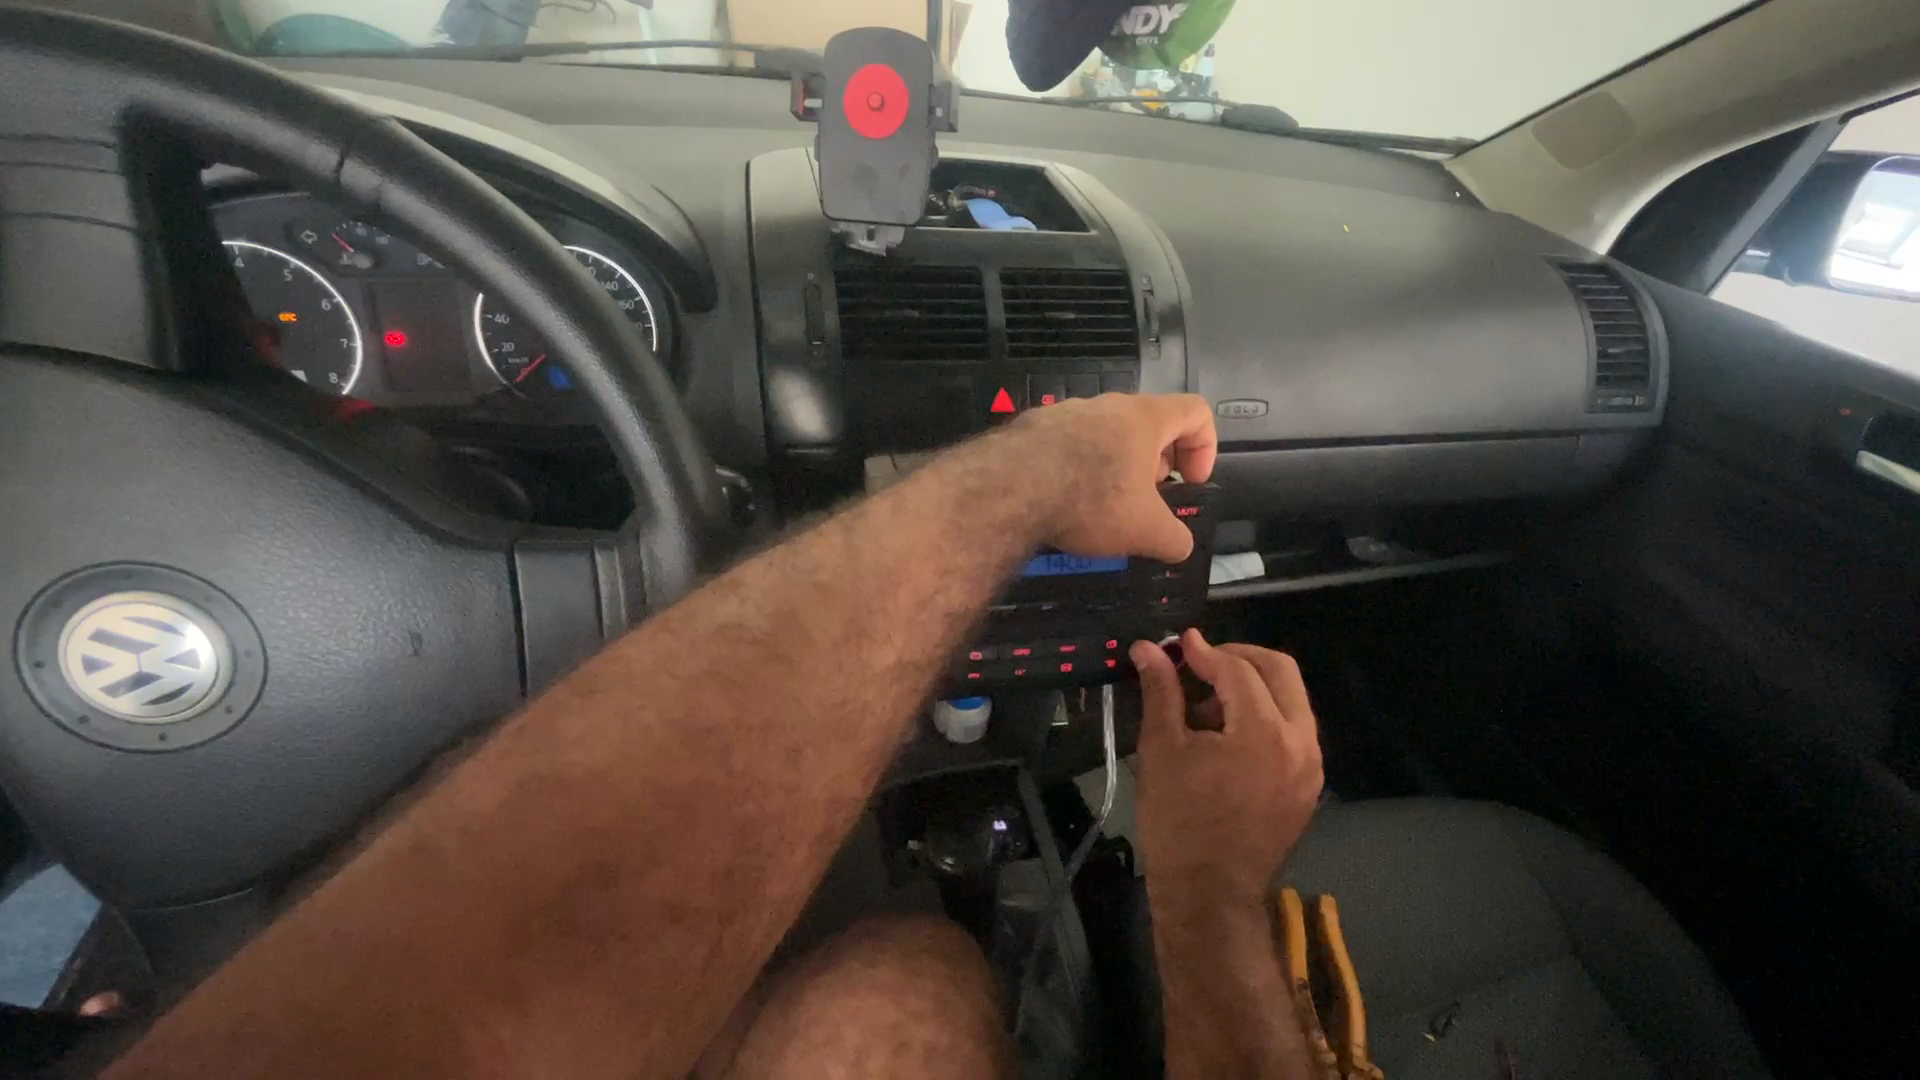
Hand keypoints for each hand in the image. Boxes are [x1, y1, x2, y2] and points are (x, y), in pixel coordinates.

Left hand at [1011, 393, 1215, 561]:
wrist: (1009, 489)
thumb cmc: (1089, 500)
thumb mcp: (1146, 531)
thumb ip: (1174, 539)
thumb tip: (1179, 547)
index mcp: (1143, 417)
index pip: (1196, 411)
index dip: (1205, 447)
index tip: (1191, 482)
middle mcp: (1105, 405)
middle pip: (1147, 424)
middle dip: (1155, 464)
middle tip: (1146, 500)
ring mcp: (1064, 413)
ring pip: (1103, 434)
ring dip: (1113, 466)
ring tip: (1101, 505)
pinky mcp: (1030, 429)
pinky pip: (1066, 444)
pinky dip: (1074, 468)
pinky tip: (1062, 500)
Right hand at [1132, 629, 1322, 908]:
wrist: (1209, 894)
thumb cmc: (1178, 820)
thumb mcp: (1161, 749)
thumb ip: (1161, 690)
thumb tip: (1148, 648)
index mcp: (1264, 731)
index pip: (1237, 669)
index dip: (1203, 651)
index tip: (1177, 643)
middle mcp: (1300, 742)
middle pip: (1280, 671)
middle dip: (1239, 656)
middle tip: (1200, 659)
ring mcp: (1310, 766)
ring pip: (1291, 700)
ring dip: (1252, 685)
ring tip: (1205, 703)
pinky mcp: (1308, 786)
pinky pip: (1292, 730)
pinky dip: (1264, 716)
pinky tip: (1225, 733)